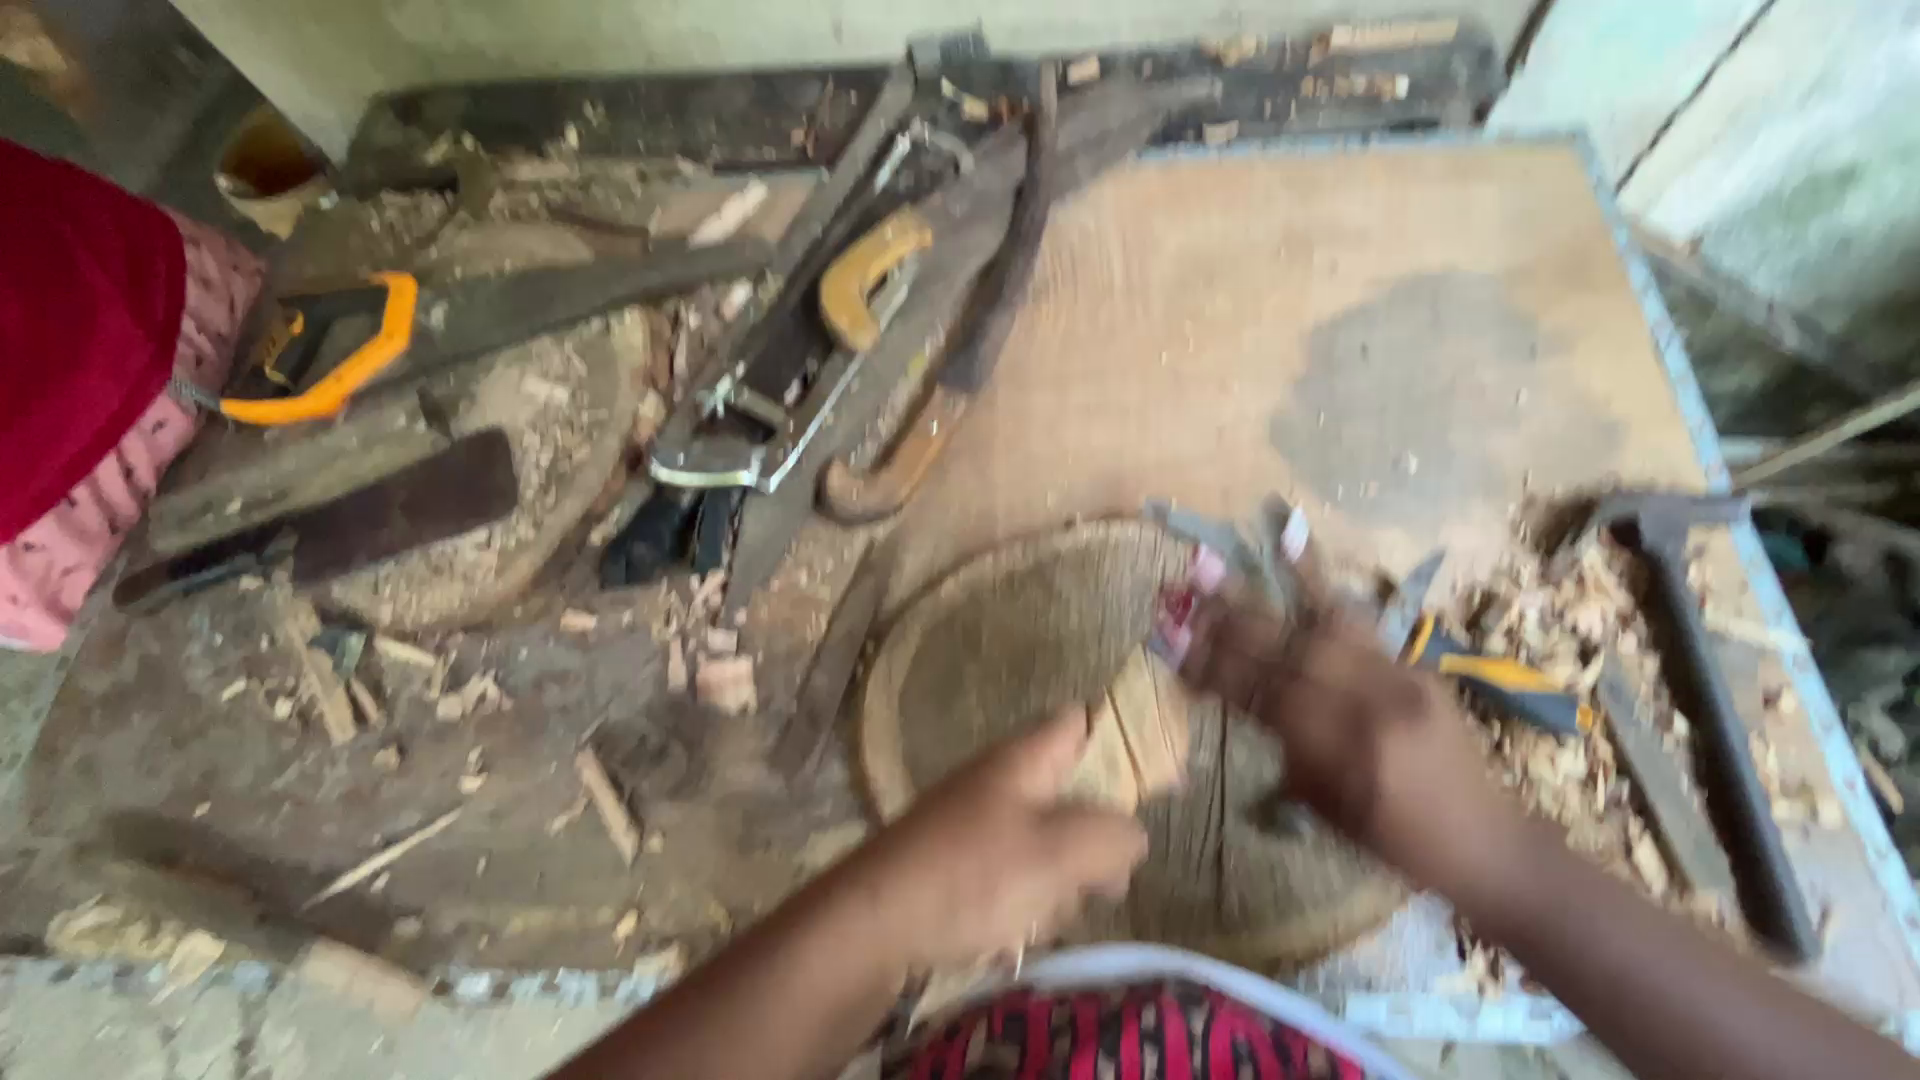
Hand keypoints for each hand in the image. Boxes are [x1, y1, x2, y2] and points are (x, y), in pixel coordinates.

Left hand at [835, 706, 1149, 974]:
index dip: (1127, 742)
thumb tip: (1133, 834)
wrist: (873, 922)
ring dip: (1062, 882)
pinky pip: (1016, 875)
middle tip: (1102, 881)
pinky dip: (1027, 902)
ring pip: (1049, 842)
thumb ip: (1111, 836)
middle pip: (1073, 793)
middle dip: (1095, 840)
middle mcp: (1000, 780)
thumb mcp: (1057, 854)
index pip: (1083, 722)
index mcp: (1024, 759)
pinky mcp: (960, 864)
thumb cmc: (971, 877)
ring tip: (1044, 914)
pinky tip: (1013, 933)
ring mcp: (977, 822)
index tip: (1164, 786)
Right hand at [1156, 552, 1520, 892]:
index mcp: (1344, 751)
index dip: (1211, 668)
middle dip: (1223, 626)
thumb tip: (1229, 686)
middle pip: (1284, 652)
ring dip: (1256, 602)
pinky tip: (1289, 540)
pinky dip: (1316, 580)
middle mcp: (1371, 703)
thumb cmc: (1392, 842)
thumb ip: (1280, 739)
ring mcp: (1398, 676)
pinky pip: (1358, 617)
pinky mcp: (1412, 663)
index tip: (1170, 647)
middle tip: (1177, 601)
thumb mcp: (1321, 802)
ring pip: (1315, 626)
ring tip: (1211, 573)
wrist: (1486, 842)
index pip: (1261, 694)